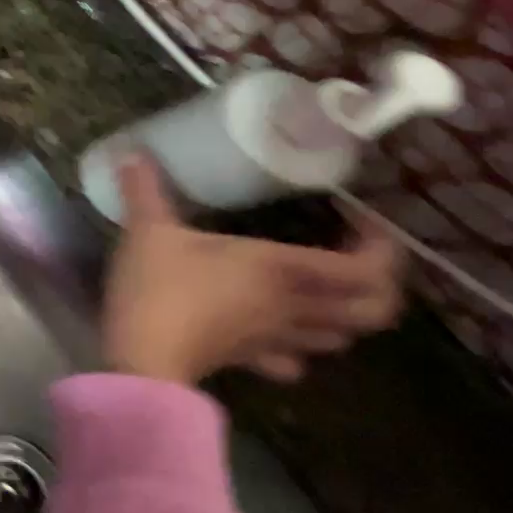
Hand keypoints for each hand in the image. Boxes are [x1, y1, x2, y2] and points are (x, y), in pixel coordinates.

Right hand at [102, 153, 403, 384]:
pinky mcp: (253, 359)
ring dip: (343, 315)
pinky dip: (299, 347)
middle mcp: (294, 306)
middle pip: (374, 312)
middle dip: (379, 287)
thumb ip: (144, 189)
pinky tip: (278, 332)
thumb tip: (131, 153)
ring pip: (340, 337)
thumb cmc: (159, 284)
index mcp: (281, 269)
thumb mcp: (148, 229)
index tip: (362, 220)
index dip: (381, 247)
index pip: (366, 269)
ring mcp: (277, 338)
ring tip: (321, 289)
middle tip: (356, 258)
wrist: (146, 353)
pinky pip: (295, 359)